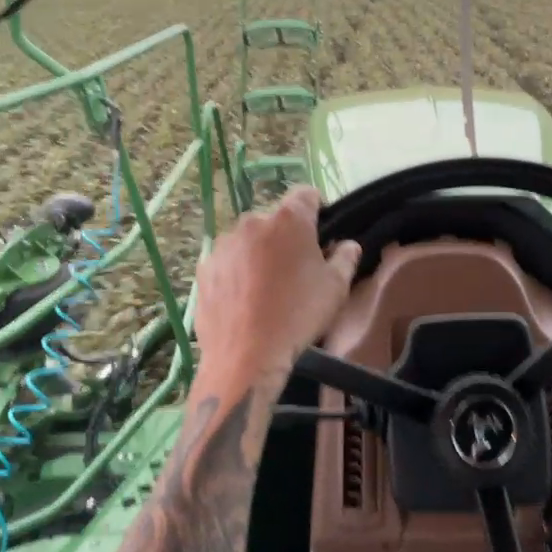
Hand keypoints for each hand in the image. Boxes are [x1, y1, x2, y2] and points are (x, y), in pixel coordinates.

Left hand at [194, 186, 360, 379]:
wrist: (246, 357)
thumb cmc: (298, 316)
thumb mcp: (336, 287)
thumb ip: (346, 257)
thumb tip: (347, 245)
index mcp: (289, 219)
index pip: (306, 194)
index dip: (317, 209)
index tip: (321, 234)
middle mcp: (253, 221)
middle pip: (276, 218)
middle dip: (287, 235)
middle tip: (296, 268)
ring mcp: (224, 244)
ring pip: (249, 239)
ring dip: (260, 252)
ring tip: (267, 287)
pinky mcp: (205, 267)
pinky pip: (228, 260)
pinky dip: (237, 271)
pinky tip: (244, 299)